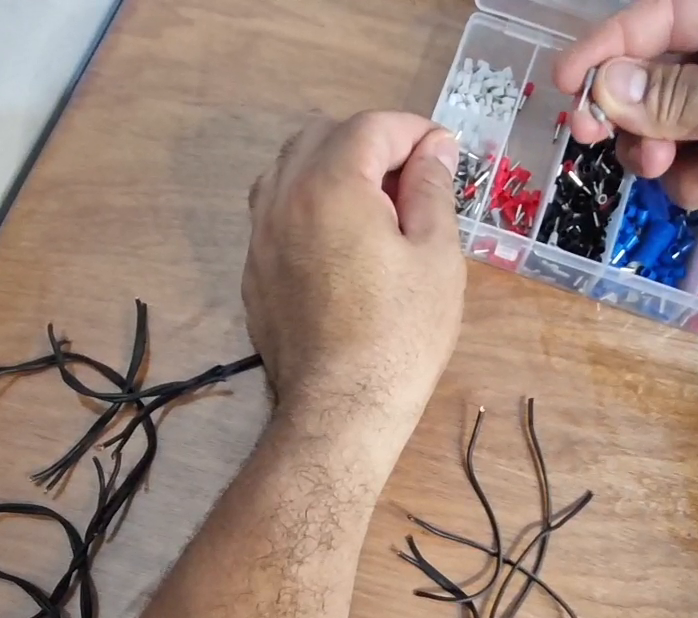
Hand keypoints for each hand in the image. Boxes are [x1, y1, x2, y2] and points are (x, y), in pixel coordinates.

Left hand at [244, 111, 467, 448]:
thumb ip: (432, 190)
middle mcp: (282, 201)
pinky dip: (307, 212)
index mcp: (330, 186)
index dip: (414, 132)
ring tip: (371, 212)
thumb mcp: (436, 258)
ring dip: (330, 173)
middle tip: (408, 184)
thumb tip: (434, 148)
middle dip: (369, 146)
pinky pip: (275, 219)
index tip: (443, 156)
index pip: (371, 127)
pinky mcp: (253, 278)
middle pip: (321, 138)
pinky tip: (338, 250)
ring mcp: (259, 241)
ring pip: (288, 174)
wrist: (341, 410)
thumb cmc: (400, 337)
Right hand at [554, 0, 697, 265]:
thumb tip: (602, 89)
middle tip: (592, 132)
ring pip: (660, 131)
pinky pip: (685, 172)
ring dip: (658, 150)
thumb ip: (674, 95)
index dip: (614, 46)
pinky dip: (696, 182)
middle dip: (626, 108)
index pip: (668, 15)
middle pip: (653, 77)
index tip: (568, 79)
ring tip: (671, 163)